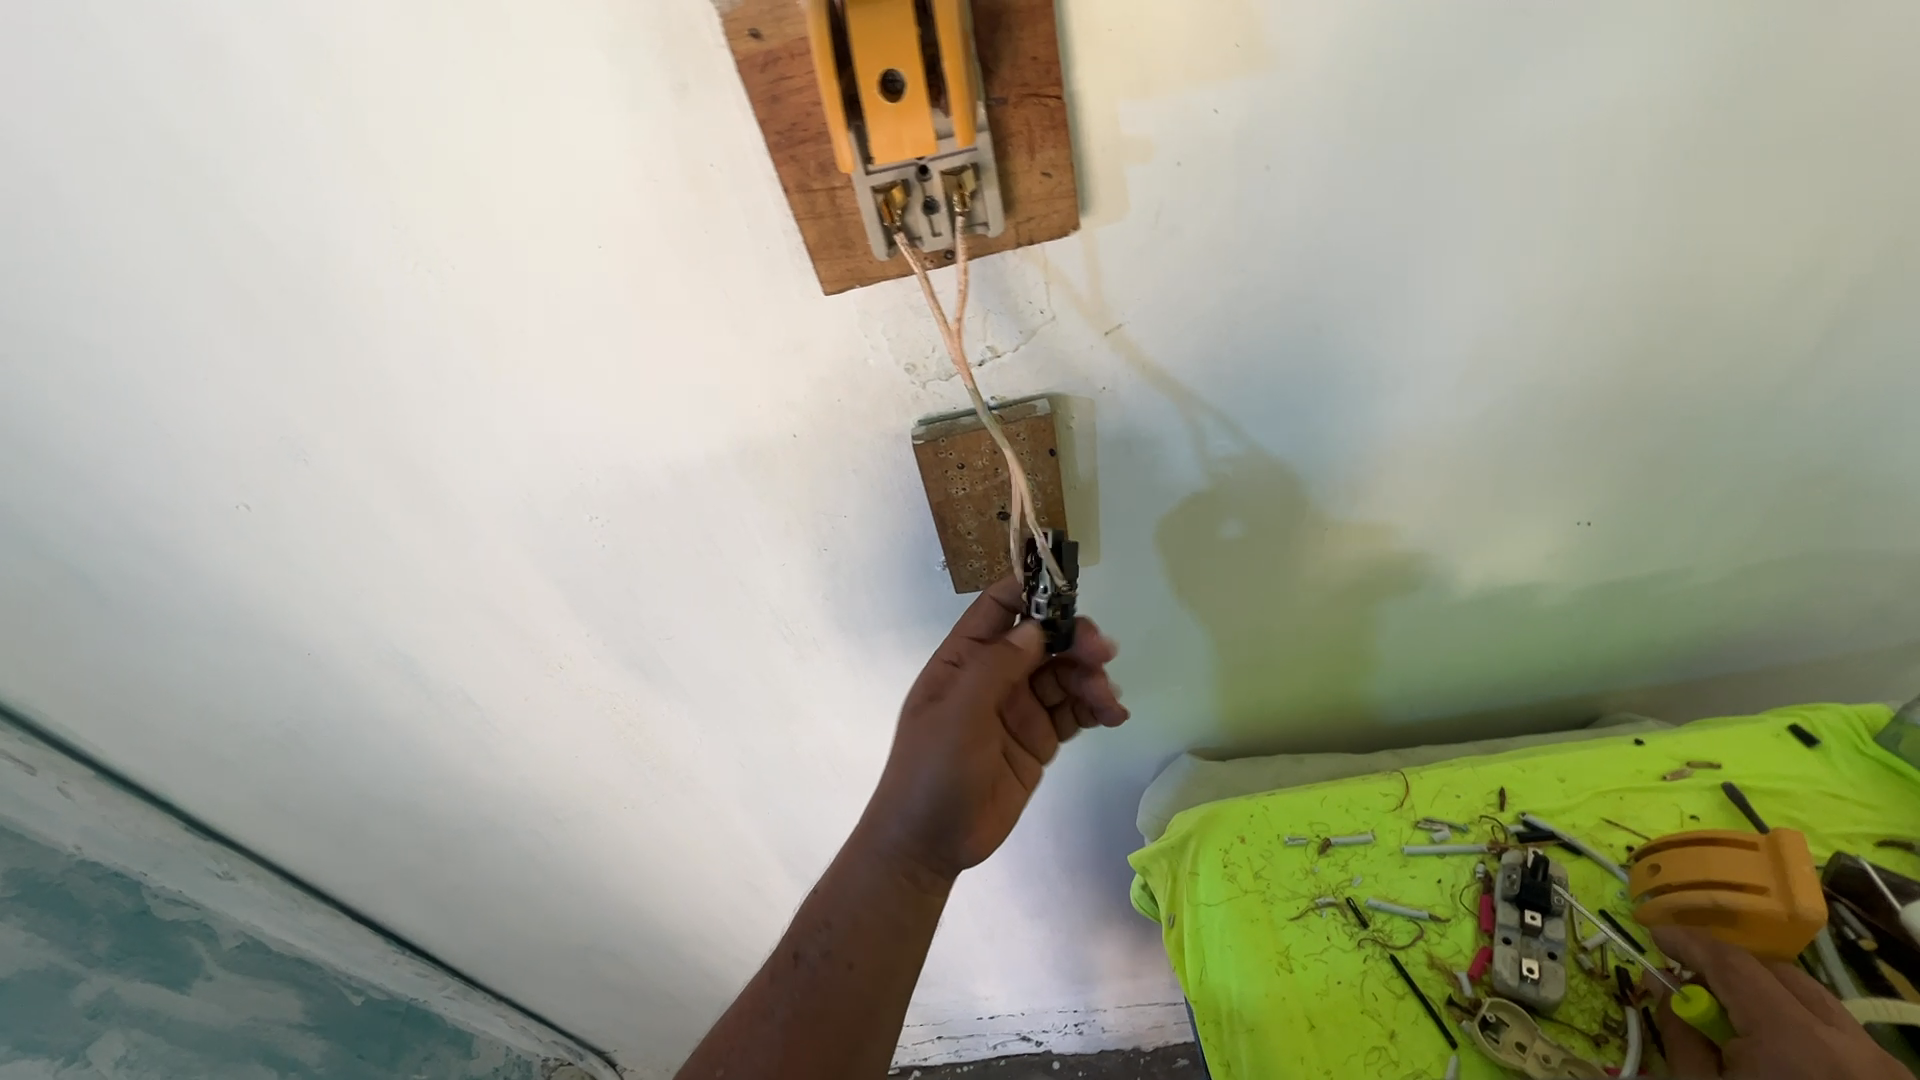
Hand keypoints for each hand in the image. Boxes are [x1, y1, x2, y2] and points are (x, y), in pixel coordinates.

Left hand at [856, 577, 1126, 887]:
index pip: (999, 606)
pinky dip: (1096, 707)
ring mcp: (1018, 707)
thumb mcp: (958, 714)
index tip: (1071, 587)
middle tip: (1102, 653)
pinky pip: (1073, 711)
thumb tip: (1036, 627)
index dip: (1033, 589)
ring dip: (1090, 677)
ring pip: (1064, 674)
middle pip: (1043, 638)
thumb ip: (996, 666)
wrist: (929, 843)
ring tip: (1107, 700)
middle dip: (1074, 639)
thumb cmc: (932, 771)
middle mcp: (993, 675)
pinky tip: (1113, 715)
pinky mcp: (1039, 739)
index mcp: (963, 658)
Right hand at [1649, 926, 1905, 1078]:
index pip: (1733, 964)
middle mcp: (1850, 1044)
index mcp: (1794, 1041)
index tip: (1655, 936)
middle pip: (1778, 974)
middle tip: (1693, 987)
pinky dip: (1803, 1027)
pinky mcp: (1895, 1079)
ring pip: (1815, 1001)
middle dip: (1730, 970)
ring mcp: (1884, 1065)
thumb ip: (1679, 1032)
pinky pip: (1842, 1033)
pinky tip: (1782, 1054)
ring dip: (1768, 997)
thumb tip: (1664, 985)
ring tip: (1738, 1024)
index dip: (1689, 942)